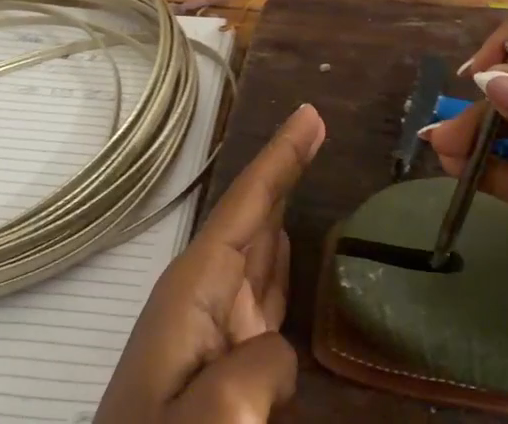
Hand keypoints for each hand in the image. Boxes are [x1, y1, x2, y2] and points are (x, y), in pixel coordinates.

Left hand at [98, 103, 324, 422]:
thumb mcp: (211, 416)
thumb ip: (258, 366)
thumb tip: (279, 350)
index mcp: (194, 292)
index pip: (244, 208)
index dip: (280, 159)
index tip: (310, 114)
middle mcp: (205, 300)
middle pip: (254, 218)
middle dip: (283, 172)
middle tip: (314, 126)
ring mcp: (216, 333)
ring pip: (260, 252)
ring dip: (283, 207)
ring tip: (304, 165)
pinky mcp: (228, 366)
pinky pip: (264, 296)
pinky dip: (280, 261)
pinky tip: (287, 246)